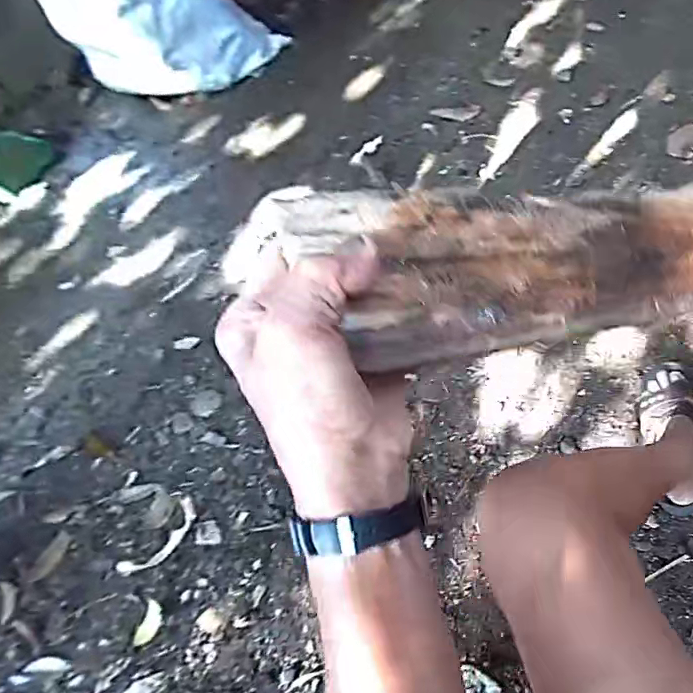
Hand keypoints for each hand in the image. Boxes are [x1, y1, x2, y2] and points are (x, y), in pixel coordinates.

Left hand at [215, 249, 412, 518]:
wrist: (356, 467)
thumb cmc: (310, 406)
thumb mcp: (293, 331)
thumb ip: (319, 280)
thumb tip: (365, 251)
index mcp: (256, 320)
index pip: (286, 263)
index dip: (320, 243)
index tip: (360, 226)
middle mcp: (296, 331)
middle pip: (333, 283)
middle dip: (364, 266)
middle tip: (400, 247)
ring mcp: (342, 350)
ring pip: (370, 306)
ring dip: (395, 293)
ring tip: (423, 270)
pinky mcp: (382, 366)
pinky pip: (399, 334)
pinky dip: (418, 322)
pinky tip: (435, 306)